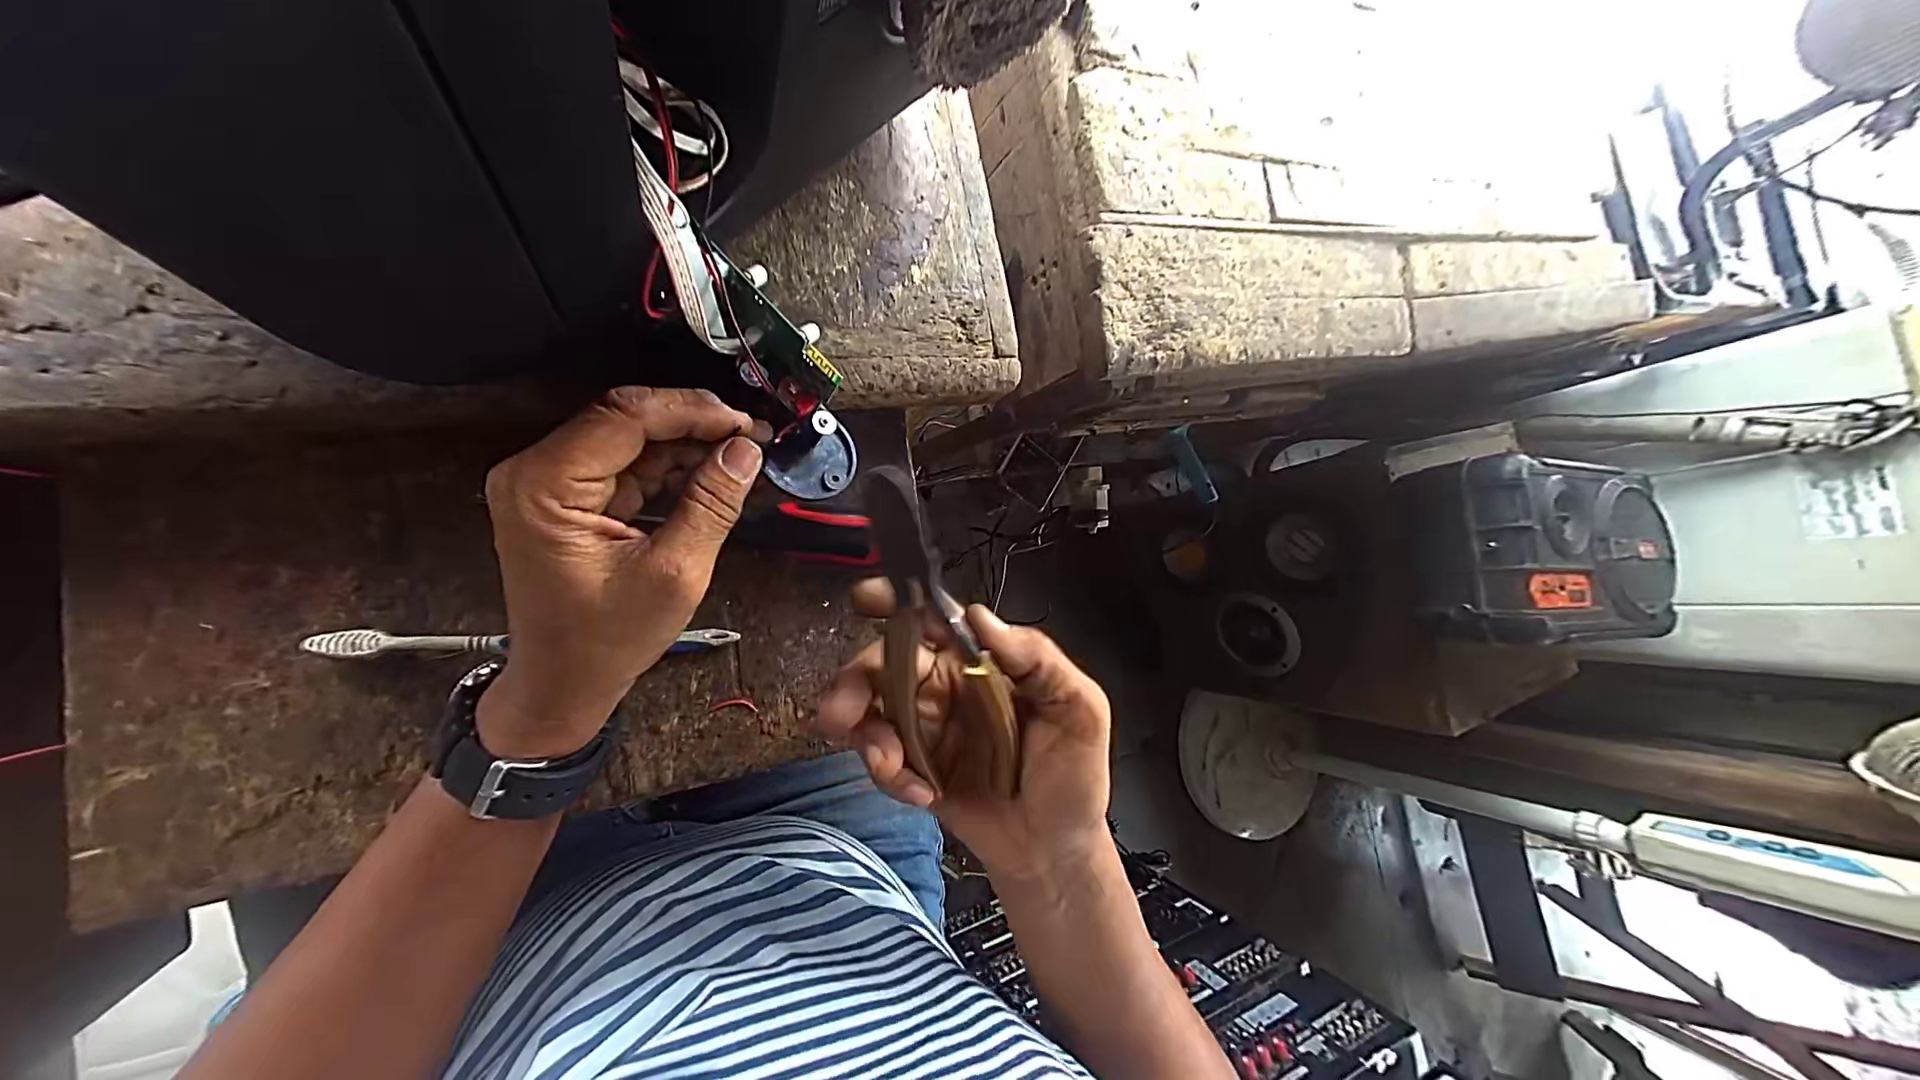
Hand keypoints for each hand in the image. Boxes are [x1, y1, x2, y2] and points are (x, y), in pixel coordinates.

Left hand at [477, 386, 767, 758]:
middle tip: (749, 436)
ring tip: (740, 454)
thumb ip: (710, 505)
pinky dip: (673, 466)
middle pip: (627, 419)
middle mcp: (537, 474)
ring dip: (689, 443)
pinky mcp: (573, 498)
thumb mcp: (674, 573)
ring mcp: (552, 485)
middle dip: (694, 423)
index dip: (691, 412)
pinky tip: (711, 472)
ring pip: (633, 438)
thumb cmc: (604, 641)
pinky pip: (630, 465)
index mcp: (544, 486)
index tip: (742, 424)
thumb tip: (744, 453)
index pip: (625, 417)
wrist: (565, 682)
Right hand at [814, 579, 1114, 882]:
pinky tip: (924, 794)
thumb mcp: (1079, 708)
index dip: (899, 602)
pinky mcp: (913, 766)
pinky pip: (880, 757)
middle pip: (886, 660)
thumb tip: (980, 617)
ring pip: (870, 707)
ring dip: (862, 731)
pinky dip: (890, 775)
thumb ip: (1037, 658)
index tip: (869, 600)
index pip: (936, 619)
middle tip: (842, 710)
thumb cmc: (1074, 775)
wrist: (1056, 850)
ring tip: (886, 764)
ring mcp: (926, 726)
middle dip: (855, 677)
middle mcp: (947, 685)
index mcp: (982, 660)